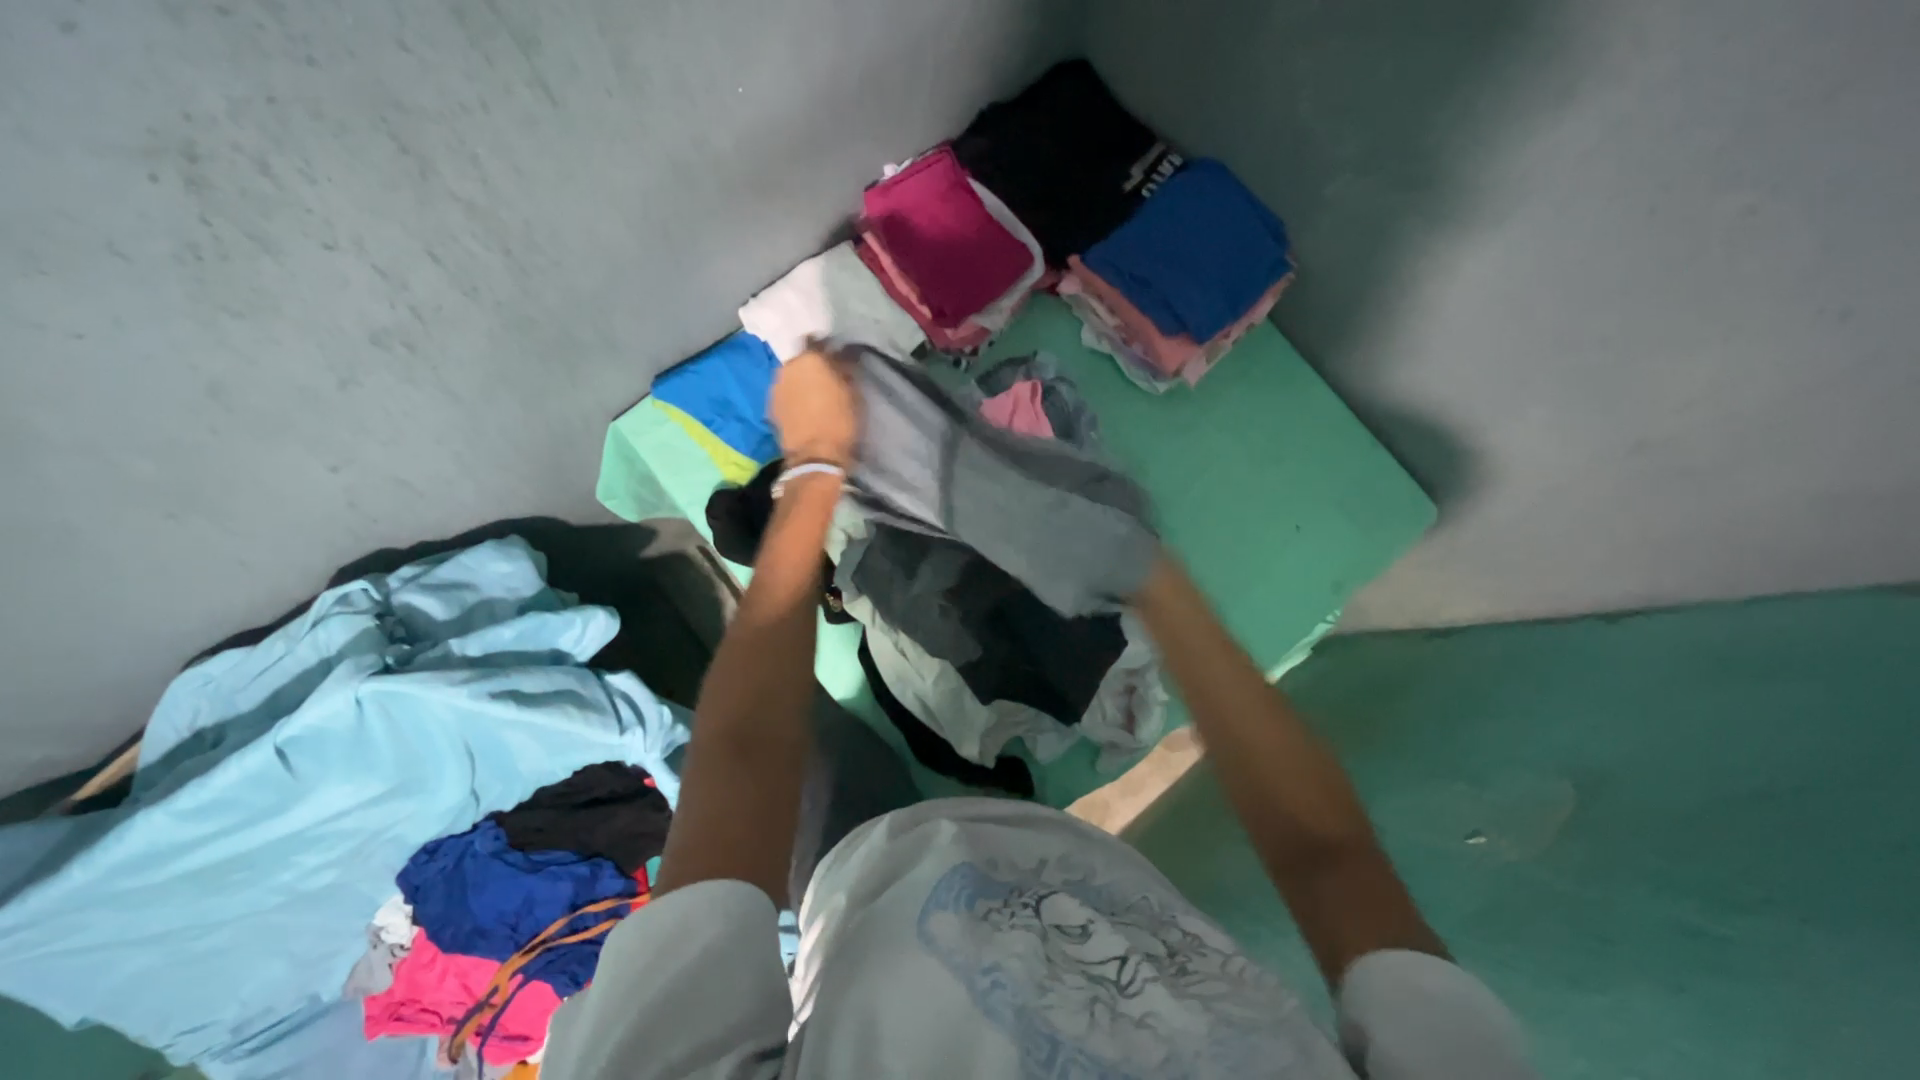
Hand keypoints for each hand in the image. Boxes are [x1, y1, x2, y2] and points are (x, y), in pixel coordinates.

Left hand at [770, 344, 859, 466]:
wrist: (814, 456)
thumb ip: (844, 369)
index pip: (817, 341)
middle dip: (811, 365)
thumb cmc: (840, 421)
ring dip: (800, 381)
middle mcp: (787, 367)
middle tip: (825, 377)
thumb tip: (841, 357)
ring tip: (813, 395)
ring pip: (790, 377)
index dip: (827, 347)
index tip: (836, 356)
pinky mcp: (770, 407)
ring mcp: (775, 387)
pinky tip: (802, 408)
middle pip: (800, 360)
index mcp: (809, 358)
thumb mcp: (853, 392)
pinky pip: (784, 394)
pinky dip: (792, 397)